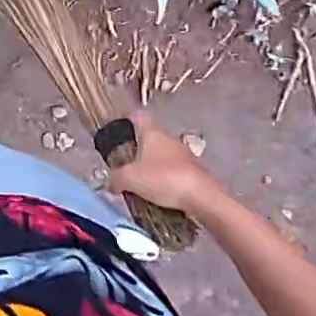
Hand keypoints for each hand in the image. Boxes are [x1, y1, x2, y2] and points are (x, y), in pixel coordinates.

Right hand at [107, 118, 223, 214]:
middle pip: (150, 136)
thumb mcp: (130, 178)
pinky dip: (167, 177)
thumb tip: (111, 183)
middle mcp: (169, 138)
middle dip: (138, 147)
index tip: (118, 129)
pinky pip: (176, 169)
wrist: (204, 199)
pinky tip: (161, 190)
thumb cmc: (164, 178)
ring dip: (154, 163)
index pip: (137, 116)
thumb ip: (116, 178)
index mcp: (152, 132)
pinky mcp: (196, 171)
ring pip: (164, 153)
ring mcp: (185, 154)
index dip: (127, 120)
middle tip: (125, 160)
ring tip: (142, 179)